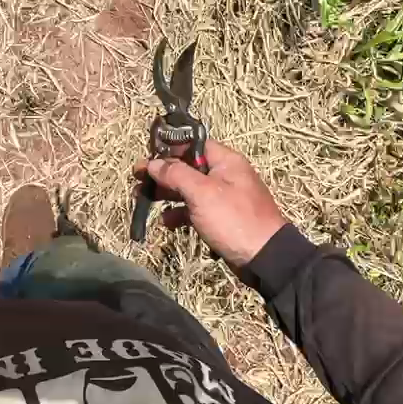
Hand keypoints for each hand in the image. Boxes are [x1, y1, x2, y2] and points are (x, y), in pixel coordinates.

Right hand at [133, 139, 289, 271]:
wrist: (265, 258)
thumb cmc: (234, 219)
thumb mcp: (202, 193)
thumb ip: (175, 174)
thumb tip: (153, 163)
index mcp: (225, 161)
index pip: (192, 145)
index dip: (168, 149)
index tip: (147, 157)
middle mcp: (224, 175)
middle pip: (187, 167)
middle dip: (162, 174)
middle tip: (138, 180)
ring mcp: (222, 197)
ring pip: (188, 189)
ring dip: (167, 194)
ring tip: (144, 199)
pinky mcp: (220, 217)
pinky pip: (194, 209)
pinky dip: (179, 213)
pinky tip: (167, 222)